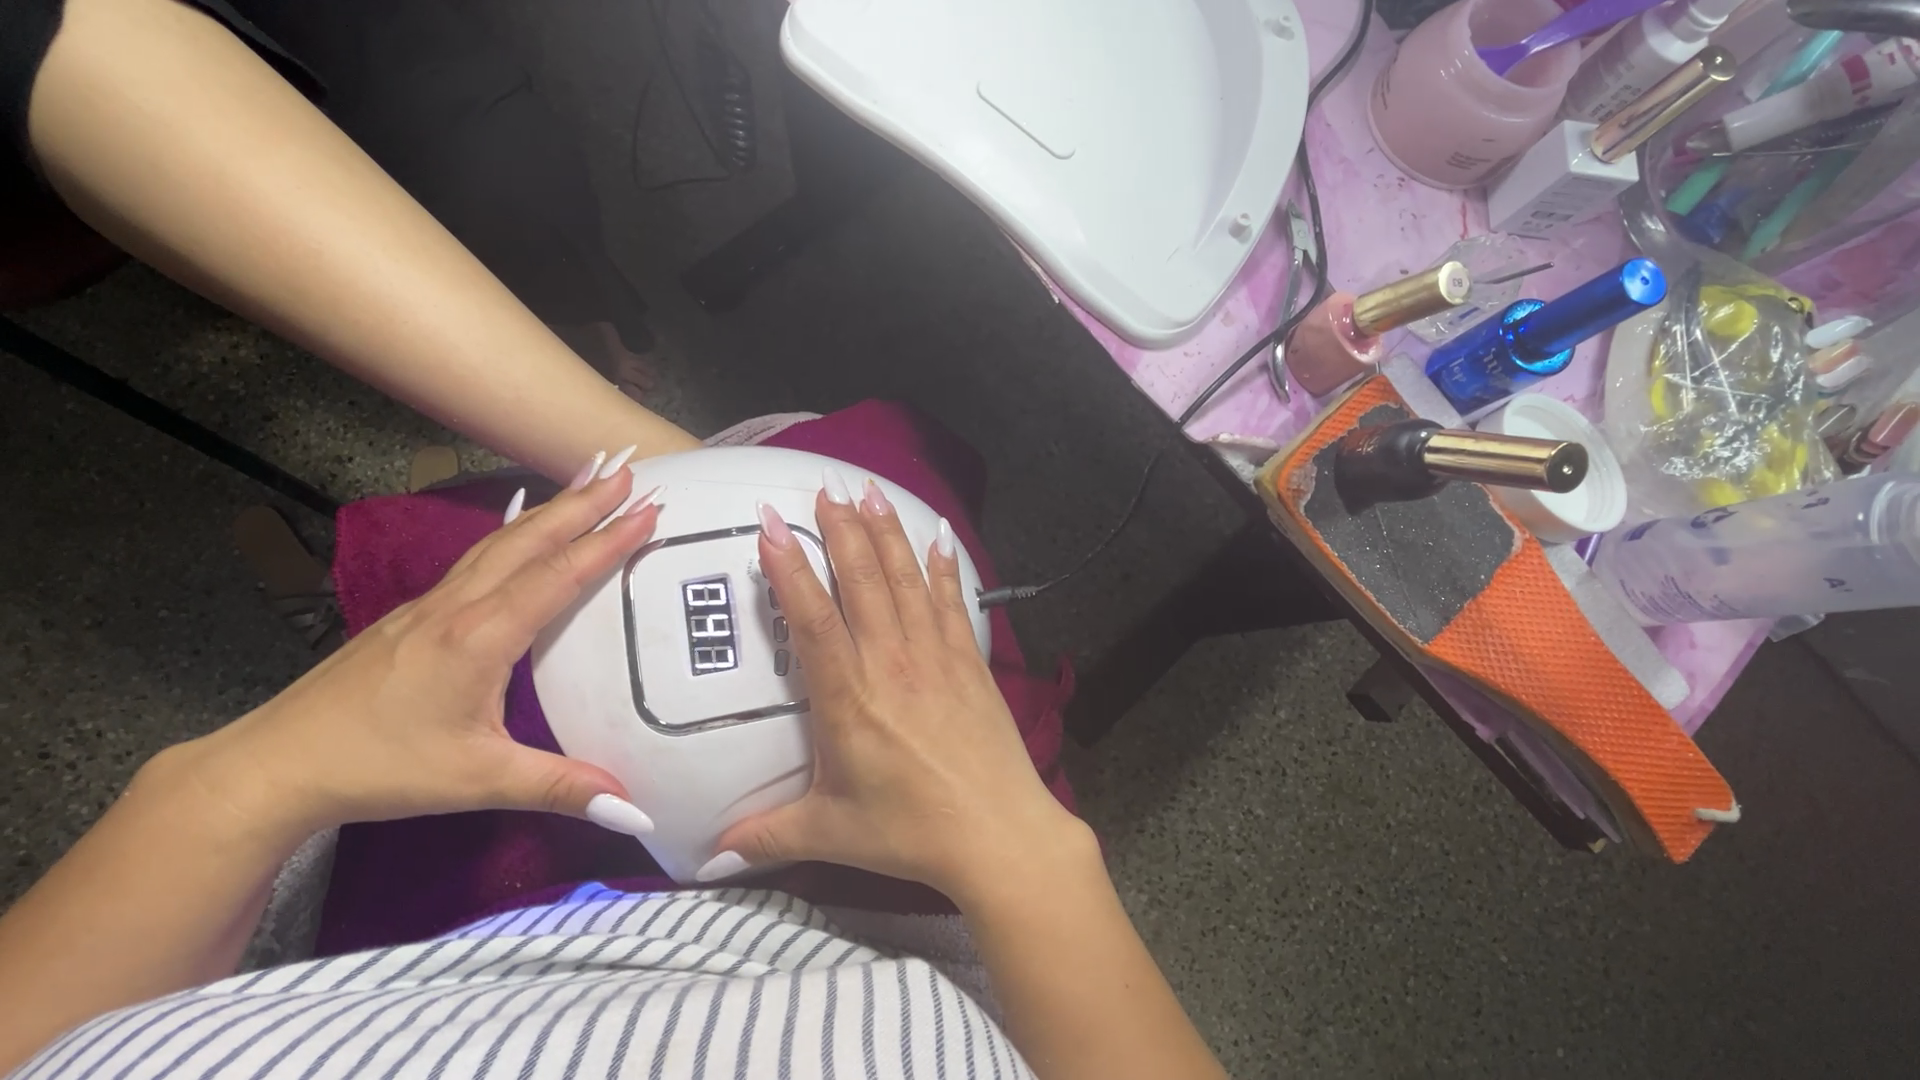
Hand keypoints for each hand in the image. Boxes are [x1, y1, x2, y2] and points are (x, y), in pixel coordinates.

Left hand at [178, 452, 663, 840]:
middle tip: (627, 472)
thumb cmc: (381, 768)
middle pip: (528, 539)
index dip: (606, 541)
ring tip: (587, 483)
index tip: (648, 510)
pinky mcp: (415, 616)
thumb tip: (636, 807)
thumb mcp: (478, 781)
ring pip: (500, 542)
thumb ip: (560, 787)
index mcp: (480, 636)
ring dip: (549, 509)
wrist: (273, 764)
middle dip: (582, 502)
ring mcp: (431, 605)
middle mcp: (458, 606)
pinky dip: (516, 533)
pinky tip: (522, 534)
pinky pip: (479, 558)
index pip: (557, 576)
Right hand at [707, 473, 1090, 904]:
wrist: (997, 833)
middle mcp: (891, 661)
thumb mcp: (831, 833)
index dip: (790, 567)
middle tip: (823, 489)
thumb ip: (768, 836)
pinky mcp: (970, 663)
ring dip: (887, 534)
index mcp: (848, 696)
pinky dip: (944, 567)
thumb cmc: (910, 832)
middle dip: (841, 530)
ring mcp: (935, 656)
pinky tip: (939, 537)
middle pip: (862, 581)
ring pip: (906, 580)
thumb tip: (709, 856)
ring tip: (870, 492)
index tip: (772, 523)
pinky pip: (953, 603)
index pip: (811, 617)